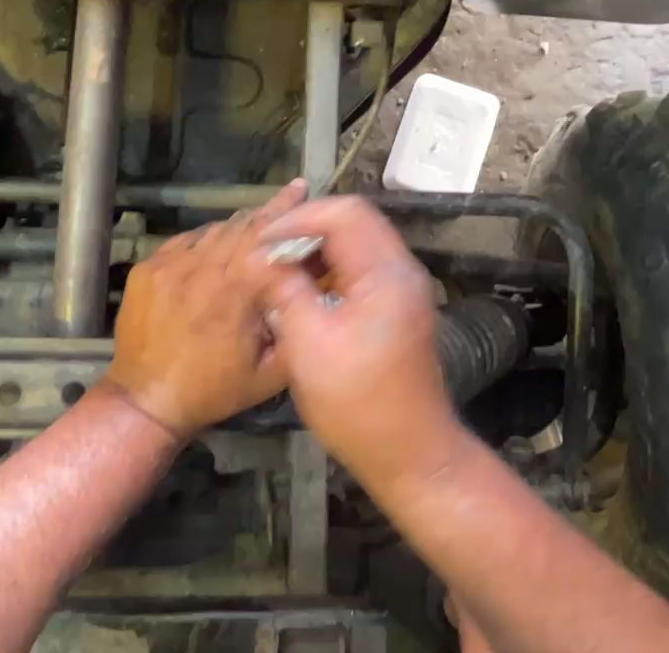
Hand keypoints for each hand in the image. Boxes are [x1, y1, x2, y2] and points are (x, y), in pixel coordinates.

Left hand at [103, 181, 305, 437]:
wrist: (145, 401)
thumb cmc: (214, 389)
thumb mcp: (270, 372)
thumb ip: (295, 326)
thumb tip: (316, 286)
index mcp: (233, 292)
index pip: (264, 234)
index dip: (285, 209)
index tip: (301, 189)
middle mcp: (200, 270)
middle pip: (240, 224)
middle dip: (268, 211)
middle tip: (289, 199)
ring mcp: (168, 265)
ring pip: (213, 230)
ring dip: (238, 226)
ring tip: (257, 230)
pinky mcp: (147, 268)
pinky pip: (186, 241)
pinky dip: (207, 240)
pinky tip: (218, 251)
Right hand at [253, 196, 464, 492]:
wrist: (411, 455)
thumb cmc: (357, 403)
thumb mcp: (308, 344)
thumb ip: (284, 291)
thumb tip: (257, 256)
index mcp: (387, 272)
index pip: (344, 213)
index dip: (298, 219)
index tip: (260, 241)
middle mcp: (403, 271)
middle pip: (354, 223)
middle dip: (307, 230)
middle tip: (267, 252)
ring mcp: (405, 290)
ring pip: (359, 244)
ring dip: (318, 250)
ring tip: (278, 270)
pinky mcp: (399, 308)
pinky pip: (363, 269)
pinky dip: (331, 270)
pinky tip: (303, 291)